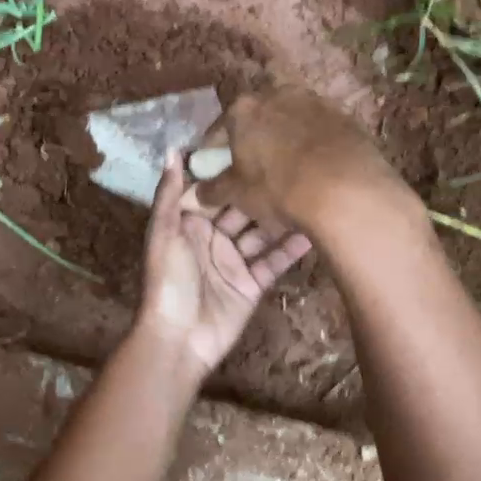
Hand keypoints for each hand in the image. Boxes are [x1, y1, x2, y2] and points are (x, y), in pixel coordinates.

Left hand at [137, 155, 311, 373]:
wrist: (178, 338)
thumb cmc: (166, 281)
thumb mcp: (164, 233)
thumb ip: (169, 193)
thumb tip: (173, 150)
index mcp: (187, 223)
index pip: (211, 190)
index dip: (229, 171)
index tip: (257, 143)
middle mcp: (211, 238)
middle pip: (241, 209)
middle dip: (262, 191)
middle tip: (296, 165)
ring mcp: (233, 261)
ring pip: (262, 233)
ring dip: (282, 217)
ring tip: (313, 193)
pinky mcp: (252, 284)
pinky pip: (274, 261)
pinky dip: (292, 248)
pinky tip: (316, 230)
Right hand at [189, 88, 411, 233]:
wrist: (347, 192)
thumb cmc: (278, 188)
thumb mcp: (236, 194)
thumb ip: (213, 189)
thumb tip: (199, 192)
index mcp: (243, 108)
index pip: (217, 129)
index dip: (213, 152)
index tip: (216, 168)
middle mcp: (278, 94)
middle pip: (257, 119)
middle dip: (252, 140)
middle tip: (253, 168)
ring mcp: (316, 102)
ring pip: (290, 122)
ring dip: (284, 141)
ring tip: (287, 170)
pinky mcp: (346, 117)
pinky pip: (319, 132)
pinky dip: (312, 146)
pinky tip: (314, 170)